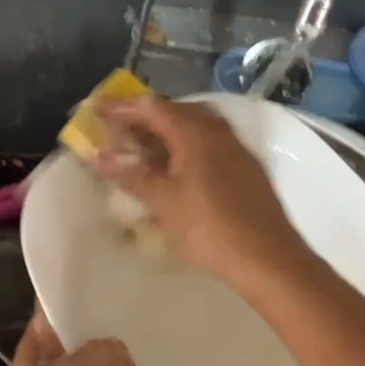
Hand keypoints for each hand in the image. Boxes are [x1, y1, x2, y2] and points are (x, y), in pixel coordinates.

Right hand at [92, 96, 314, 286]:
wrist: (268, 258)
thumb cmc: (209, 227)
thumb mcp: (162, 201)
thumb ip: (130, 174)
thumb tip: (99, 155)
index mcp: (195, 132)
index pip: (152, 107)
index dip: (122, 107)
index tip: (96, 109)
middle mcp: (217, 130)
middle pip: (175, 111)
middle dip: (143, 117)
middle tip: (117, 129)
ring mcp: (234, 148)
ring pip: (194, 127)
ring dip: (164, 131)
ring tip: (141, 147)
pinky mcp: (243, 167)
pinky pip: (206, 143)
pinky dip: (183, 145)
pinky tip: (173, 167)